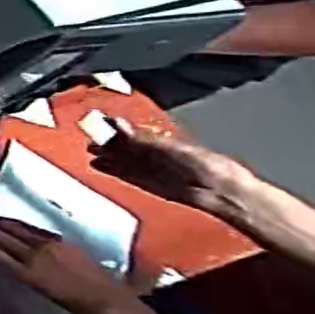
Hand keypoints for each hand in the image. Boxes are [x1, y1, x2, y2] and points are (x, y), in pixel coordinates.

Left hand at [0, 215, 136, 313]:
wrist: (107, 302)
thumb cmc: (107, 288)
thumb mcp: (93, 263)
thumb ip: (79, 256)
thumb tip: (95, 256)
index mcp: (64, 241)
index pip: (31, 228)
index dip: (12, 224)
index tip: (0, 220)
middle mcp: (47, 245)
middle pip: (13, 230)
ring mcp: (35, 258)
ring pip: (3, 240)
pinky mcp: (27, 272)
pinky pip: (0, 257)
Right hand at [90, 117, 260, 217]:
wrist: (222, 193)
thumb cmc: (206, 166)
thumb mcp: (173, 148)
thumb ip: (143, 138)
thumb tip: (116, 122)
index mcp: (160, 141)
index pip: (131, 131)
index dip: (115, 126)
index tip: (100, 120)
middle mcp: (152, 154)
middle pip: (122, 145)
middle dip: (106, 141)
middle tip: (91, 136)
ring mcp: (147, 168)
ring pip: (119, 159)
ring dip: (105, 155)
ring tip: (91, 151)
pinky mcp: (143, 182)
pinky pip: (121, 173)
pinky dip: (108, 169)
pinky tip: (96, 165)